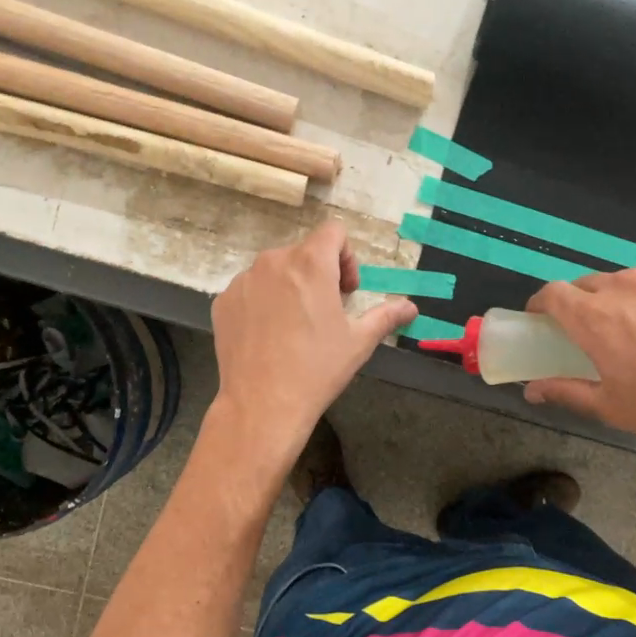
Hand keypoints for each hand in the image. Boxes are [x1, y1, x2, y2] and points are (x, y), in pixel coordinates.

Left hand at [209, 221, 415, 453]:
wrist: (263, 404)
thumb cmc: (317, 370)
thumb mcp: (359, 342)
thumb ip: (386, 316)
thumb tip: (411, 307)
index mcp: (311, 263)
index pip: (333, 232)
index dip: (346, 256)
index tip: (346, 291)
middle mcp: (274, 261)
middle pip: (303, 253)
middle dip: (318, 275)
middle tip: (324, 314)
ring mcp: (244, 281)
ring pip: (274, 272)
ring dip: (289, 289)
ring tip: (294, 329)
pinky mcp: (224, 302)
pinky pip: (249, 291)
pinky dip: (262, 305)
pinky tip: (268, 338)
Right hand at [522, 265, 635, 467]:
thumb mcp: (611, 408)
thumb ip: (566, 391)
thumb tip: (533, 389)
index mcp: (597, 318)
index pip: (553, 293)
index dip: (542, 305)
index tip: (544, 320)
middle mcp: (629, 286)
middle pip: (592, 284)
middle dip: (585, 306)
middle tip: (597, 336)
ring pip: (634, 281)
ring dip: (629, 301)